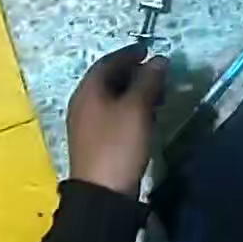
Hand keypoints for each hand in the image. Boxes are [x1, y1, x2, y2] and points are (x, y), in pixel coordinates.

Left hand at [65, 44, 168, 196]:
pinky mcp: (96, 139)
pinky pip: (113, 112)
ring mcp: (88, 122)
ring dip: (134, 89)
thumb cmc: (119, 143)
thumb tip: (159, 59)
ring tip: (158, 92)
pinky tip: (146, 113)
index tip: (149, 49)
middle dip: (133, 71)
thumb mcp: (137, 108)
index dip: (129, 53)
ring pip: (112, 96)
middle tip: (157, 71)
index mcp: (89, 91)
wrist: (102, 192)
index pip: (108, 62)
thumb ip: (148, 80)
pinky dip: (130, 105)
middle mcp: (84, 103)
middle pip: (108, 78)